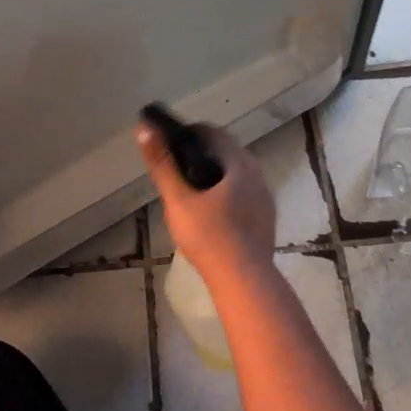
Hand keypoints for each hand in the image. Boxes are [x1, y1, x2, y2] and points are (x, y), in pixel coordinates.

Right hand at [135, 122, 276, 281]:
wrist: (245, 281)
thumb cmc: (209, 237)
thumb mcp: (179, 200)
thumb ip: (162, 165)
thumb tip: (145, 129)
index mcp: (239, 163)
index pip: (212, 132)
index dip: (187, 133)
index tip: (168, 147)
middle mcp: (257, 174)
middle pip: (225, 153)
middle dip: (199, 156)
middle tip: (174, 172)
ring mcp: (265, 198)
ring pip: (235, 175)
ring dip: (213, 176)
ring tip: (189, 194)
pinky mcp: (266, 219)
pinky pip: (243, 195)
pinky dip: (225, 195)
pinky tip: (211, 215)